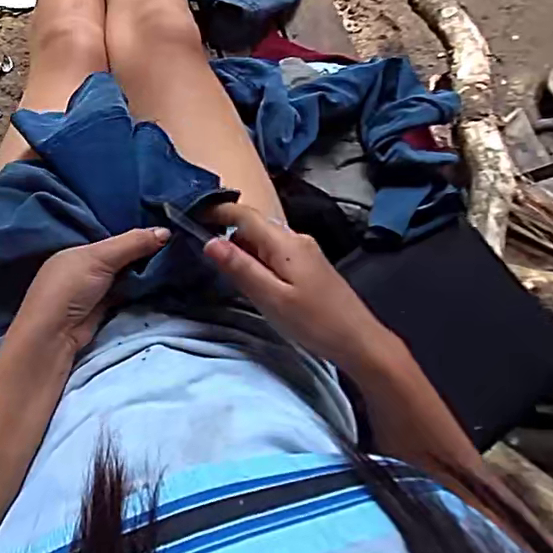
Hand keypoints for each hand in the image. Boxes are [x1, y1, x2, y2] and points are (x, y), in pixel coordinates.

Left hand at [8, 228, 171, 357]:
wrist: (55, 336)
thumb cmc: (70, 288)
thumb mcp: (100, 258)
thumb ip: (132, 243)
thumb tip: (166, 231)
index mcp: (79, 250)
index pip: (114, 237)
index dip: (137, 233)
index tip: (167, 228)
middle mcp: (86, 268)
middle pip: (123, 256)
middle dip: (145, 252)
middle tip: (177, 244)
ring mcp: (95, 290)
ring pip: (127, 276)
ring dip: (146, 272)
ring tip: (177, 260)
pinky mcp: (105, 310)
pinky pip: (128, 293)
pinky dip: (142, 289)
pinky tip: (164, 282)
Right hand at [202, 202, 399, 374]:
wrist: (359, 341)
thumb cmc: (314, 322)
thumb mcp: (270, 298)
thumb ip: (240, 268)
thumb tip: (209, 242)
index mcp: (285, 243)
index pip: (245, 215)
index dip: (217, 212)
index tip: (192, 218)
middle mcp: (296, 239)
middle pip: (254, 227)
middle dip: (228, 235)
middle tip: (205, 258)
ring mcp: (305, 252)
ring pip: (264, 242)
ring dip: (243, 251)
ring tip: (228, 275)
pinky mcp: (310, 266)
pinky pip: (276, 253)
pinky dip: (258, 261)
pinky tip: (256, 284)